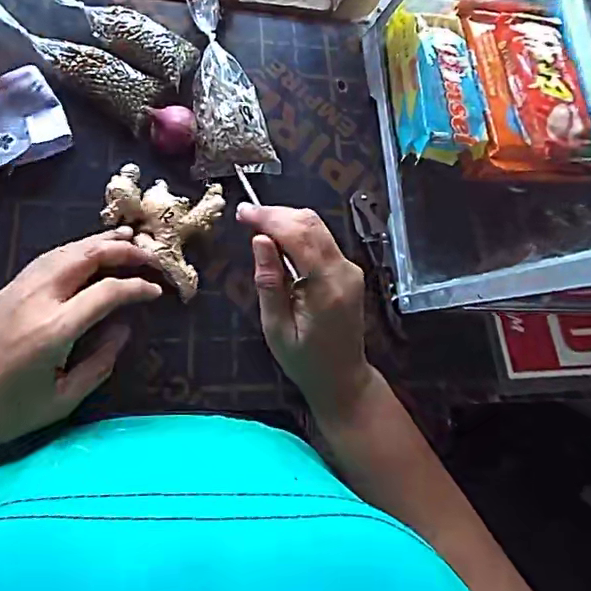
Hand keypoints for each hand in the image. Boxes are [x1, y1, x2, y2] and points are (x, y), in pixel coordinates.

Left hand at [0, 229, 160, 464]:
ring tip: (124, 239)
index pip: (107, 292)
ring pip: (65, 251)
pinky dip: (74, 250)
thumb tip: (123, 328)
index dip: (137, 287)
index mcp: (53, 329)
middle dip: (122, 249)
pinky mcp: (5, 290)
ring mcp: (17, 289)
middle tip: (148, 253)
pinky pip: (47, 259)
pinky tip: (85, 253)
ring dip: (97, 242)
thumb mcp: (62, 401)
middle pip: (86, 256)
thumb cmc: (6, 415)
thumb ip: (99, 363)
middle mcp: (36, 298)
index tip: (156, 291)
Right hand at [236, 203, 371, 418]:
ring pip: (317, 227)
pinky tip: (275, 239)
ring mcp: (349, 269)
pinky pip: (320, 239)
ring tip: (255, 224)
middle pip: (311, 224)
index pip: (299, 236)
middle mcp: (344, 271)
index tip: (242, 211)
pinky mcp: (347, 270)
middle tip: (245, 215)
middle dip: (276, 214)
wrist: (343, 379)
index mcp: (327, 287)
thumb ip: (269, 282)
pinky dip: (296, 232)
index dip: (268, 218)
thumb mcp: (276, 328)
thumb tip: (260, 240)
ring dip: (285, 220)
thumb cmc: (305, 361)